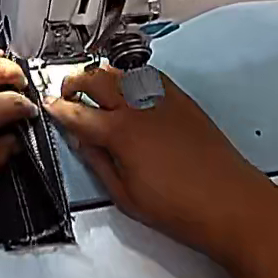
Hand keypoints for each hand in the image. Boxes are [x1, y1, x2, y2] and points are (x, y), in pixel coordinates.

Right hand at [48, 66, 277, 257]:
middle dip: (75, 82)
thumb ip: (98, 162)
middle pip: (96, 78)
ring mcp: (160, 96)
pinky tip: (128, 88)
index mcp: (120, 132)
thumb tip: (82, 142)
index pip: (78, 113)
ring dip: (101, 74)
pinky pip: (147, 74)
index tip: (50, 107)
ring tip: (93, 87)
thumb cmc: (179, 206)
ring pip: (121, 70)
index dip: (59, 109)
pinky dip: (130, 76)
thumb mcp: (125, 195)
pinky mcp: (179, 96)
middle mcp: (138, 105)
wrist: (227, 199)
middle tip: (67, 92)